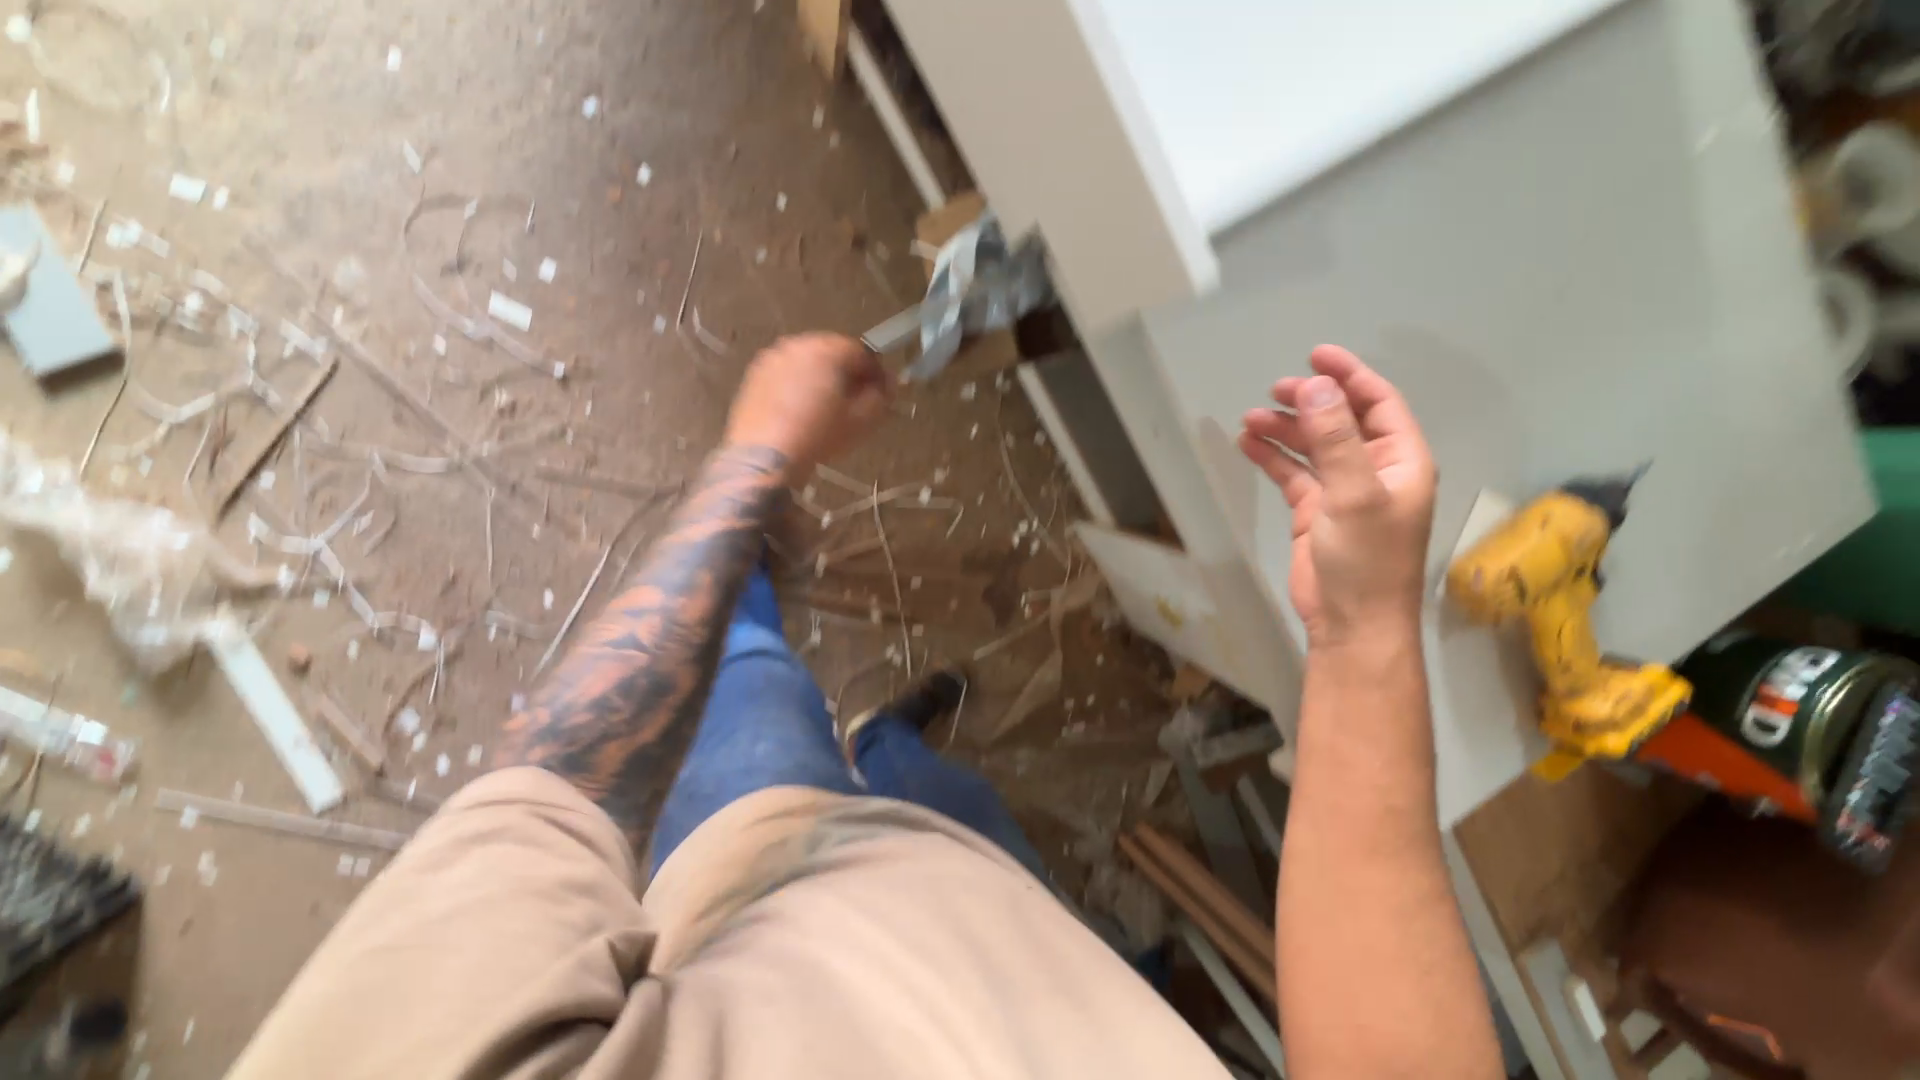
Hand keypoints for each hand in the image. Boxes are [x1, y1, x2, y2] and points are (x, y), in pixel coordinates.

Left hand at [724, 333, 890, 471]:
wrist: (764, 457)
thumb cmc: (818, 435)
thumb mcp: (860, 421)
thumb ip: (880, 397)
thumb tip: (886, 386)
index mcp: (827, 350)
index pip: (861, 351)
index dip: (875, 372)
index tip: (881, 392)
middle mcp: (798, 344)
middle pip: (832, 352)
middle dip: (846, 372)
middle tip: (855, 399)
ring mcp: (772, 357)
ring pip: (807, 362)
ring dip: (821, 377)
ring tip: (826, 406)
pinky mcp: (755, 375)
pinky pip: (786, 373)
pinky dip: (797, 384)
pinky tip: (800, 409)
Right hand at [1236, 345, 1436, 649]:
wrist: (1351, 624)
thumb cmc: (1367, 560)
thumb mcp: (1354, 495)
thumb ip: (1335, 439)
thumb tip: (1315, 387)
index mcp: (1401, 461)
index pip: (1378, 403)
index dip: (1349, 375)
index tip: (1315, 354)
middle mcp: (1375, 470)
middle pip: (1341, 421)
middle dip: (1310, 402)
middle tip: (1274, 390)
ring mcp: (1343, 491)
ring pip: (1313, 446)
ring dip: (1285, 430)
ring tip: (1251, 418)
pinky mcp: (1315, 512)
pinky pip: (1293, 474)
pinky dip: (1273, 458)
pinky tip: (1248, 444)